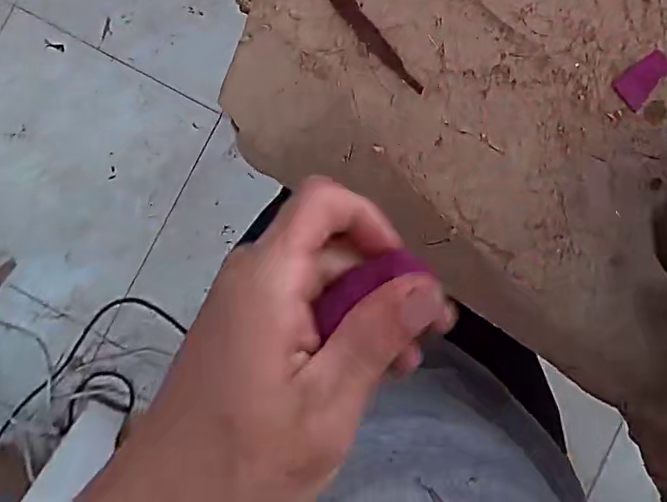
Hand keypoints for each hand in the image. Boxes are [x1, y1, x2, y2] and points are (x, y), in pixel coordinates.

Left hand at [84, 177, 456, 501]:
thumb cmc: (238, 465)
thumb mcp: (325, 404)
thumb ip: (378, 334)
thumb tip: (429, 285)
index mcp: (268, 276)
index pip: (325, 200)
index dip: (372, 219)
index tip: (403, 271)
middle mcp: (255, 275)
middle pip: (335, 244)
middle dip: (386, 279)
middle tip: (427, 329)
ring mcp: (249, 304)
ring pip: (327, 279)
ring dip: (372, 309)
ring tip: (406, 360)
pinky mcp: (247, 332)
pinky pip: (308, 307)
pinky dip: (343, 328)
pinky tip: (369, 370)